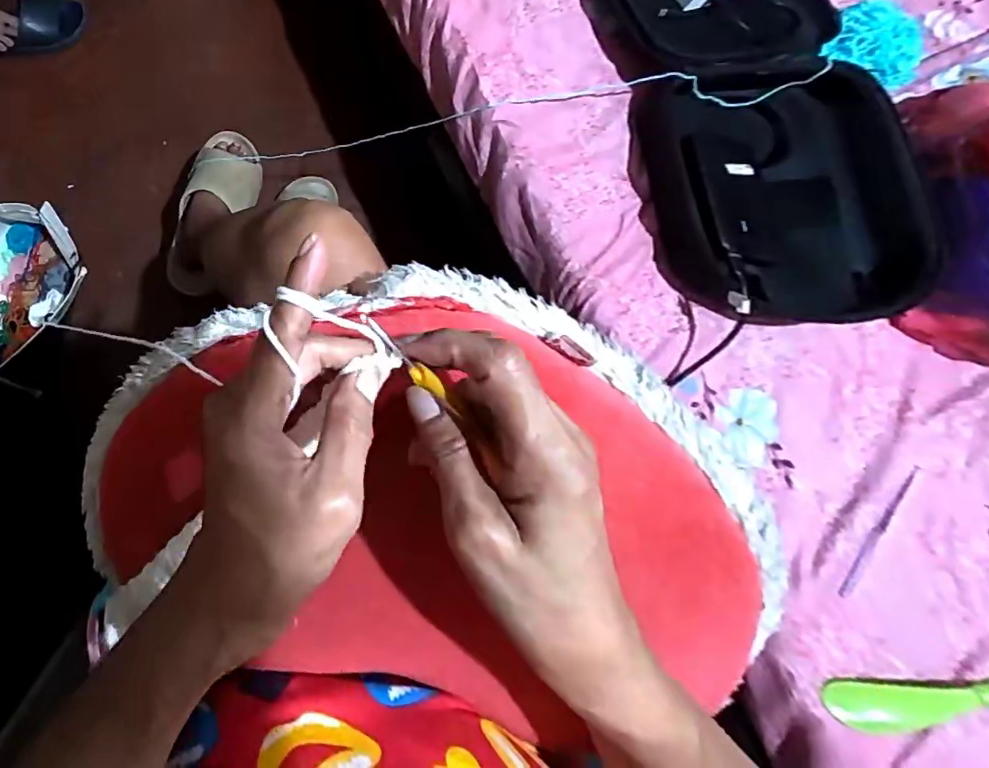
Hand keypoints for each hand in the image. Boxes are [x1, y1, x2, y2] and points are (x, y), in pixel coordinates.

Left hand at [178, 233, 378, 666]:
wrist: (233, 591)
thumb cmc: (285, 549)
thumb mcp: (334, 490)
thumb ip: (348, 421)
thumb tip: (362, 370)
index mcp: (252, 409)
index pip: (279, 332)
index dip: (298, 287)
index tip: (311, 242)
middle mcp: (235, 399)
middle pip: (291, 351)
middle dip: (338, 348)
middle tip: (383, 366)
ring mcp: (234, 413)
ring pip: (287, 370)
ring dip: (328, 368)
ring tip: (371, 376)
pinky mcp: (242, 428)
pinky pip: (281, 392)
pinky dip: (314, 388)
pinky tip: (345, 395)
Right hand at [402, 330, 656, 710]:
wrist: (588, 644)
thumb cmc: (530, 597)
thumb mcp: (474, 529)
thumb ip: (447, 454)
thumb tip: (418, 394)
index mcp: (548, 448)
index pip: (500, 360)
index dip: (447, 344)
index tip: (400, 356)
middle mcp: (562, 431)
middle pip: (496, 368)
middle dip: (442, 371)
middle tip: (400, 400)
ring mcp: (561, 441)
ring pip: (494, 392)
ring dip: (450, 405)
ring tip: (420, 452)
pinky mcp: (552, 454)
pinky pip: (501, 417)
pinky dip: (466, 425)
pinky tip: (444, 460)